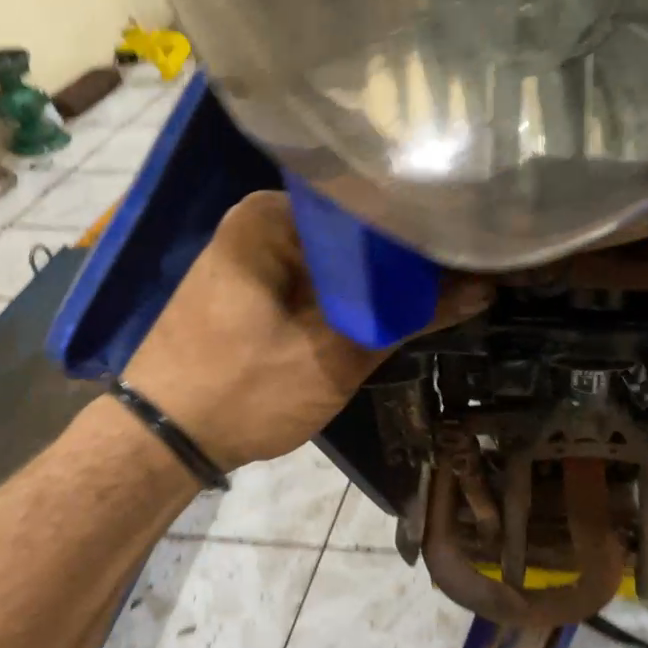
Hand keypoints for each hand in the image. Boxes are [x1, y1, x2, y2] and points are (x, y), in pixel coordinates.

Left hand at [121, 191, 491, 469]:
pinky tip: (400, 307)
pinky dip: (359, 296)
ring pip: (346, 259)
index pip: (371, 205)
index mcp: (273, 216)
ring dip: (387, 281)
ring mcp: (260, 254)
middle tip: (472, 270)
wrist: (162, 442)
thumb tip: (485, 288)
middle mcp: (265, 221)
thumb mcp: (337, 356)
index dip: (425, 231)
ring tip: (451, 285)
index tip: (473, 248)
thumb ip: (412, 317)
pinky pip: (325, 279)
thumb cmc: (243, 391)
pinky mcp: (262, 286)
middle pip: (360, 232)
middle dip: (410, 258)